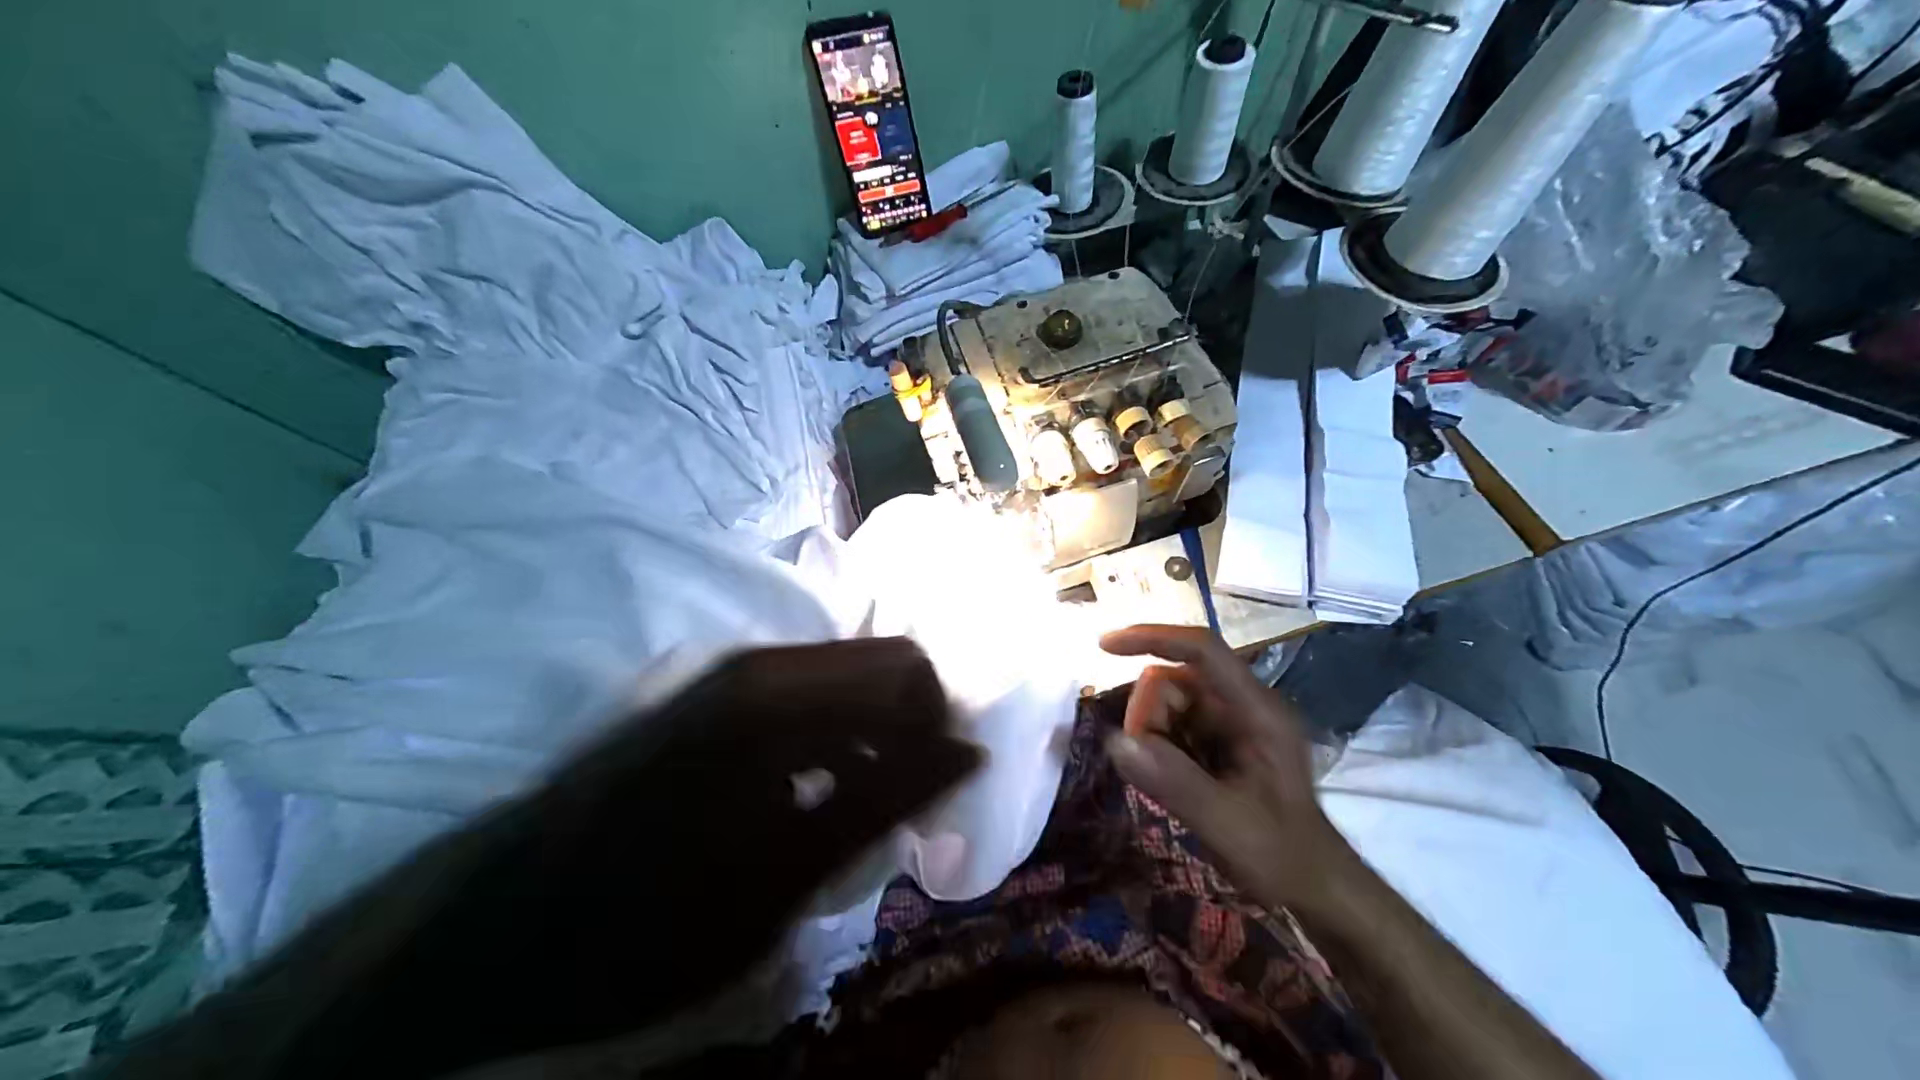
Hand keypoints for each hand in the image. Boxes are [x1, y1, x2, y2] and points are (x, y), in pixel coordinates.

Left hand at [531, 638, 982, 1006]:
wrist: (499, 927)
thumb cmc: (648, 917)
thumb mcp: (784, 877)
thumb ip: (884, 801)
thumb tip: (970, 752)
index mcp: (778, 696)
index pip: (906, 671)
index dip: (940, 729)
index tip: (940, 797)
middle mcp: (758, 665)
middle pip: (879, 668)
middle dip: (911, 730)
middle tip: (911, 808)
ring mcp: (729, 677)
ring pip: (844, 683)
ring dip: (874, 738)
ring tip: (867, 813)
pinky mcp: (711, 700)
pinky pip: (804, 700)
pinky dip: (834, 740)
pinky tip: (816, 800)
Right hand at [1100, 625, 1355, 910]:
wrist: (1316, 889)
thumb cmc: (1284, 857)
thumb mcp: (1229, 825)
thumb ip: (1175, 782)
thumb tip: (1116, 741)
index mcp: (1257, 711)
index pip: (1202, 651)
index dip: (1154, 638)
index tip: (1105, 647)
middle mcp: (1242, 707)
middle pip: (1175, 680)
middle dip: (1150, 716)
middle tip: (1150, 768)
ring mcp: (1231, 724)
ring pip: (1168, 704)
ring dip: (1152, 736)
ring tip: (1168, 786)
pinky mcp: (1219, 743)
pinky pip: (1172, 726)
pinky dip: (1158, 747)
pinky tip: (1170, 783)